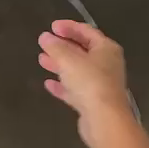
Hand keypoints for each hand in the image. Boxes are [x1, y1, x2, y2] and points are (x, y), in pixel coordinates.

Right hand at [38, 20, 133, 146]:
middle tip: (45, 43)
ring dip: (60, 64)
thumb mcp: (68, 59)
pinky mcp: (94, 103)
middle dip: (62, 46)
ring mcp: (101, 84)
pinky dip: (63, 85)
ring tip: (42, 60)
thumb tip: (44, 37)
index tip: (51, 26)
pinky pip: (76, 89)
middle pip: (82, 50)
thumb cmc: (89, 82)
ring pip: (78, 70)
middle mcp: (107, 64)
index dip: (68, 27)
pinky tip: (48, 84)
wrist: (105, 121)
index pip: (86, 31)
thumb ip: (55, 47)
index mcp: (106, 49)